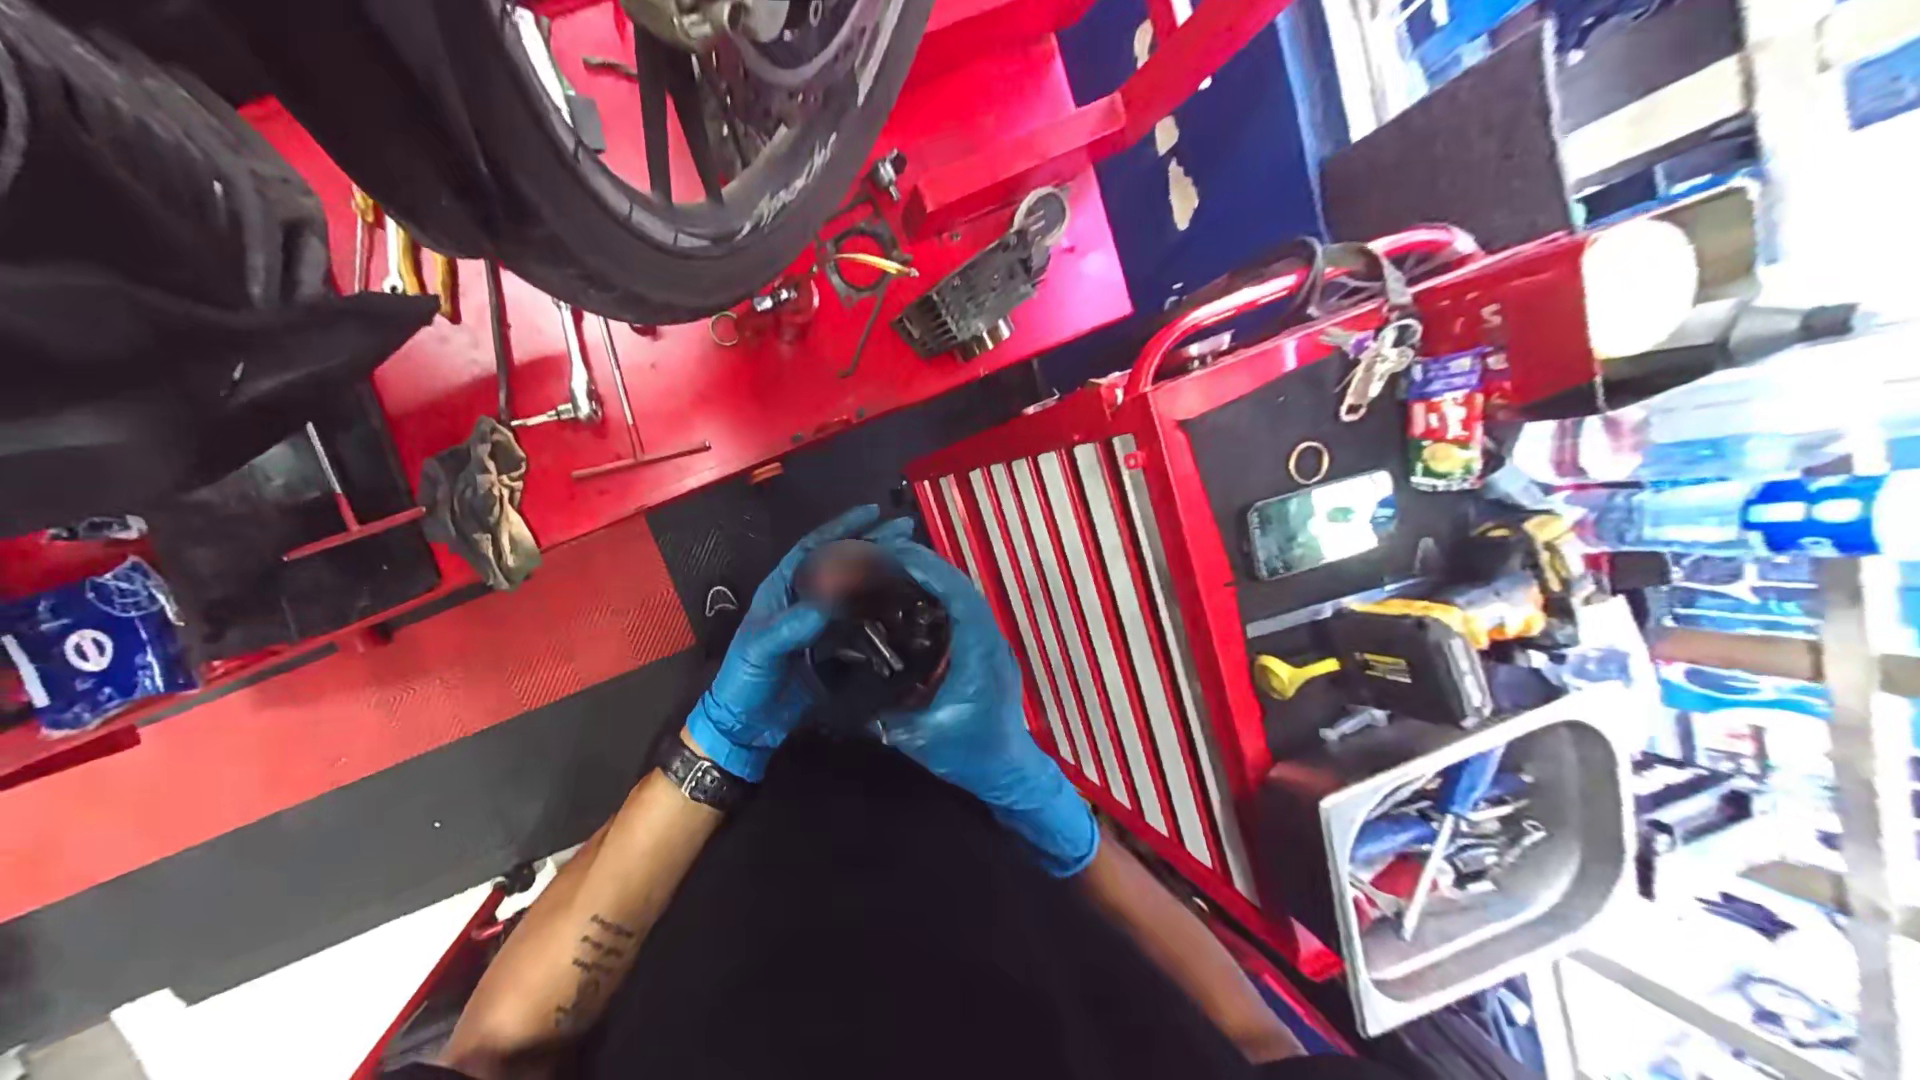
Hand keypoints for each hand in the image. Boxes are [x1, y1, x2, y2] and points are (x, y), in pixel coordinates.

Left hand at [683, 504, 913, 780]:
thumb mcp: (761, 647)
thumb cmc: (745, 678)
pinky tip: (903, 603)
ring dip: (883, 572)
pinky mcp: (837, 645)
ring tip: (913, 559)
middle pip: (844, 562)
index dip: (843, 527)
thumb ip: (790, 625)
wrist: (748, 723)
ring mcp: (824, 621)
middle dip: (874, 542)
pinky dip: (883, 610)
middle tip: (906, 529)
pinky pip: (863, 621)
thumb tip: (827, 603)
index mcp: (784, 587)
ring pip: (857, 588)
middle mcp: (807, 597)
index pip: (817, 547)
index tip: (872, 512)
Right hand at [870, 537, 1097, 875]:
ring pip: (962, 594)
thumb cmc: (972, 754)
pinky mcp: (984, 649)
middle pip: (960, 585)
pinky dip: (936, 596)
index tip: (893, 552)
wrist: (1010, 771)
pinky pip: (961, 609)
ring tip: (892, 569)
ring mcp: (990, 641)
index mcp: (979, 650)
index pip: (957, 594)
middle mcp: (989, 637)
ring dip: (930, 577)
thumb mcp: (923, 738)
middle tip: (882, 555)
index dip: (927, 568)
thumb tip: (842, 698)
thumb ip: (886, 718)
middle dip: (923, 565)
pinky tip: (909, 599)